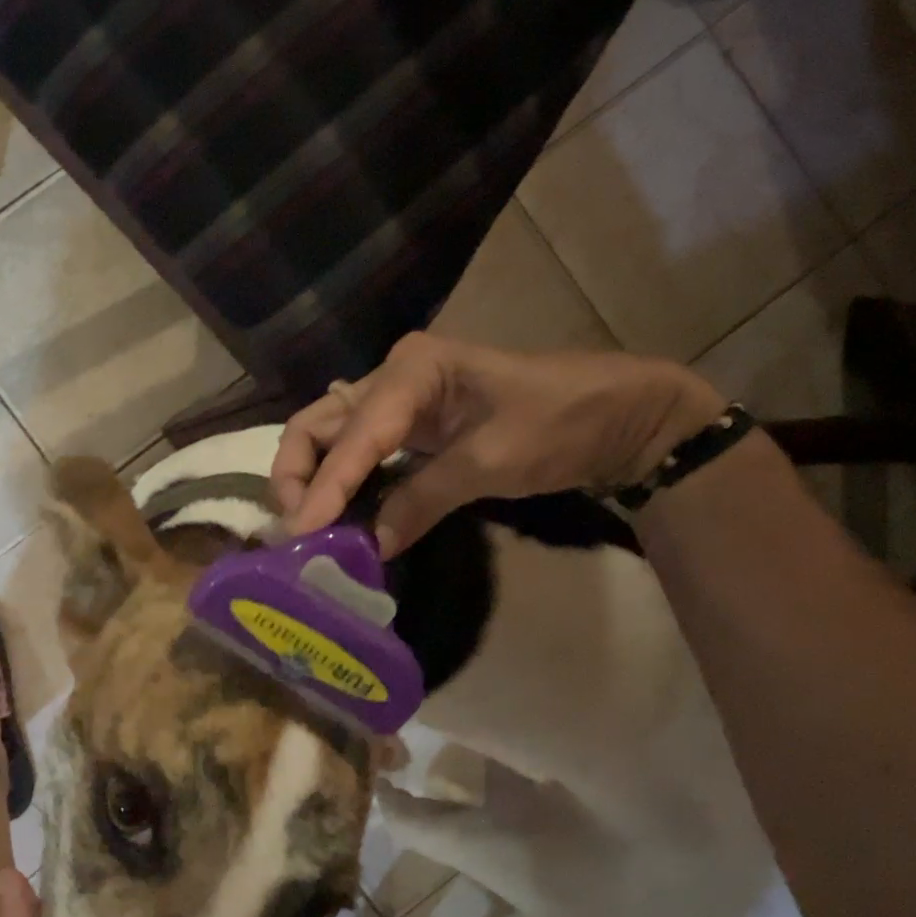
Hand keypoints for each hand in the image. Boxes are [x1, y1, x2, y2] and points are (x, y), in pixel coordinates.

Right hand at [271, 333, 725, 551]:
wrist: (621, 415)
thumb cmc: (562, 423)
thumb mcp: (492, 463)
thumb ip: (423, 500)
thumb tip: (369, 547)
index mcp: (411, 369)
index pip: (354, 434)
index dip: (326, 485)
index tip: (301, 530)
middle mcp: (390, 377)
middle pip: (317, 424)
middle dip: (297, 475)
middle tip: (294, 526)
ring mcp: (394, 400)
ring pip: (326, 436)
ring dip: (310, 480)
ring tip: (305, 525)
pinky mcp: (405, 424)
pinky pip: (354, 452)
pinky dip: (338, 482)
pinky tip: (334, 514)